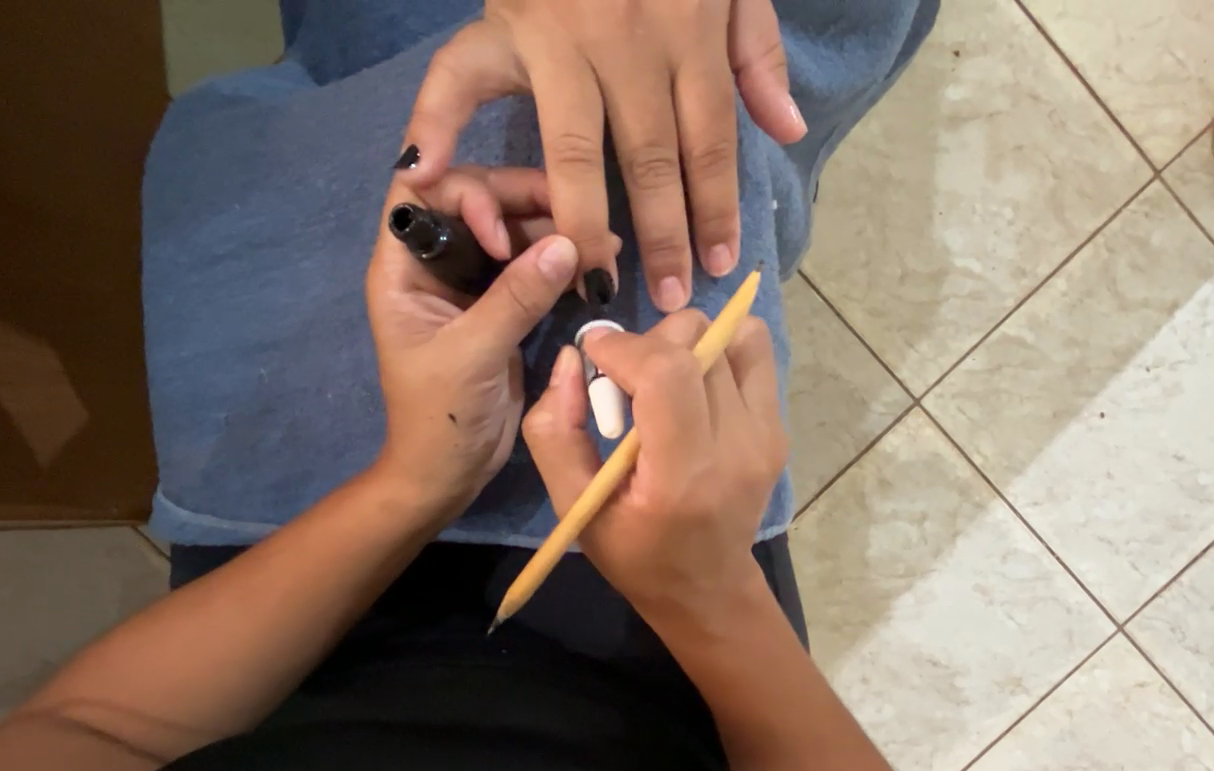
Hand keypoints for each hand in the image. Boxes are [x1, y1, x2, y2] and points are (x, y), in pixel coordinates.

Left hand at [365, 166, 586, 516]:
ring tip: (601, 246)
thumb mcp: (473, 354)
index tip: (504, 235)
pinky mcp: (504, 309)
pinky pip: (533, 270)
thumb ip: (516, 298)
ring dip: (553, 232)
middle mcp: (437, 265)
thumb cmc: (441, 416)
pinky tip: (596, 269)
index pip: (421, 191)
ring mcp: (473, 286)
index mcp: (404, 268)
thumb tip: (567, 245)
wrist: (451, 471)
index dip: (465, 194)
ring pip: (511, 234)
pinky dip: (562, 265)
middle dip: (525, 204)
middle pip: (477, 204)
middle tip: (578, 219)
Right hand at [399, 0, 805, 313]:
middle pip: (648, 160)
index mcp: (688, 34)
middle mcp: (628, 44)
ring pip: (574, 150)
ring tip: (593, 282)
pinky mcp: (505, 23)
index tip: (720, 266)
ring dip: (584, 223)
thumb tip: (789, 130)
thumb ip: (758, 54)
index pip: (709, 144)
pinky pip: (460, 74)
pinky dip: (437, 118)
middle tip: (666, 299)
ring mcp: (561, 37)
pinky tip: (424, 173)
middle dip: (662, 235)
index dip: (716, 210)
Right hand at [521, 312, 786, 625]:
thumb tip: (570, 359)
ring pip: (732, 333)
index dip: (624, 348)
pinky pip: (753, 352)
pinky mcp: (778, 428)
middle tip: (628, 379)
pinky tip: (695, 386)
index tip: (594, 355)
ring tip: (664, 379)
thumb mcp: (575, 506)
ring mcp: (766, 435)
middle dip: (650, 343)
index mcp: (682, 476)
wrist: (707, 586)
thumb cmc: (635, 553)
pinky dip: (718, 351)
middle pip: (700, 342)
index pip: (667, 373)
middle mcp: (736, 447)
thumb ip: (556, 433)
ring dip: (689, 342)